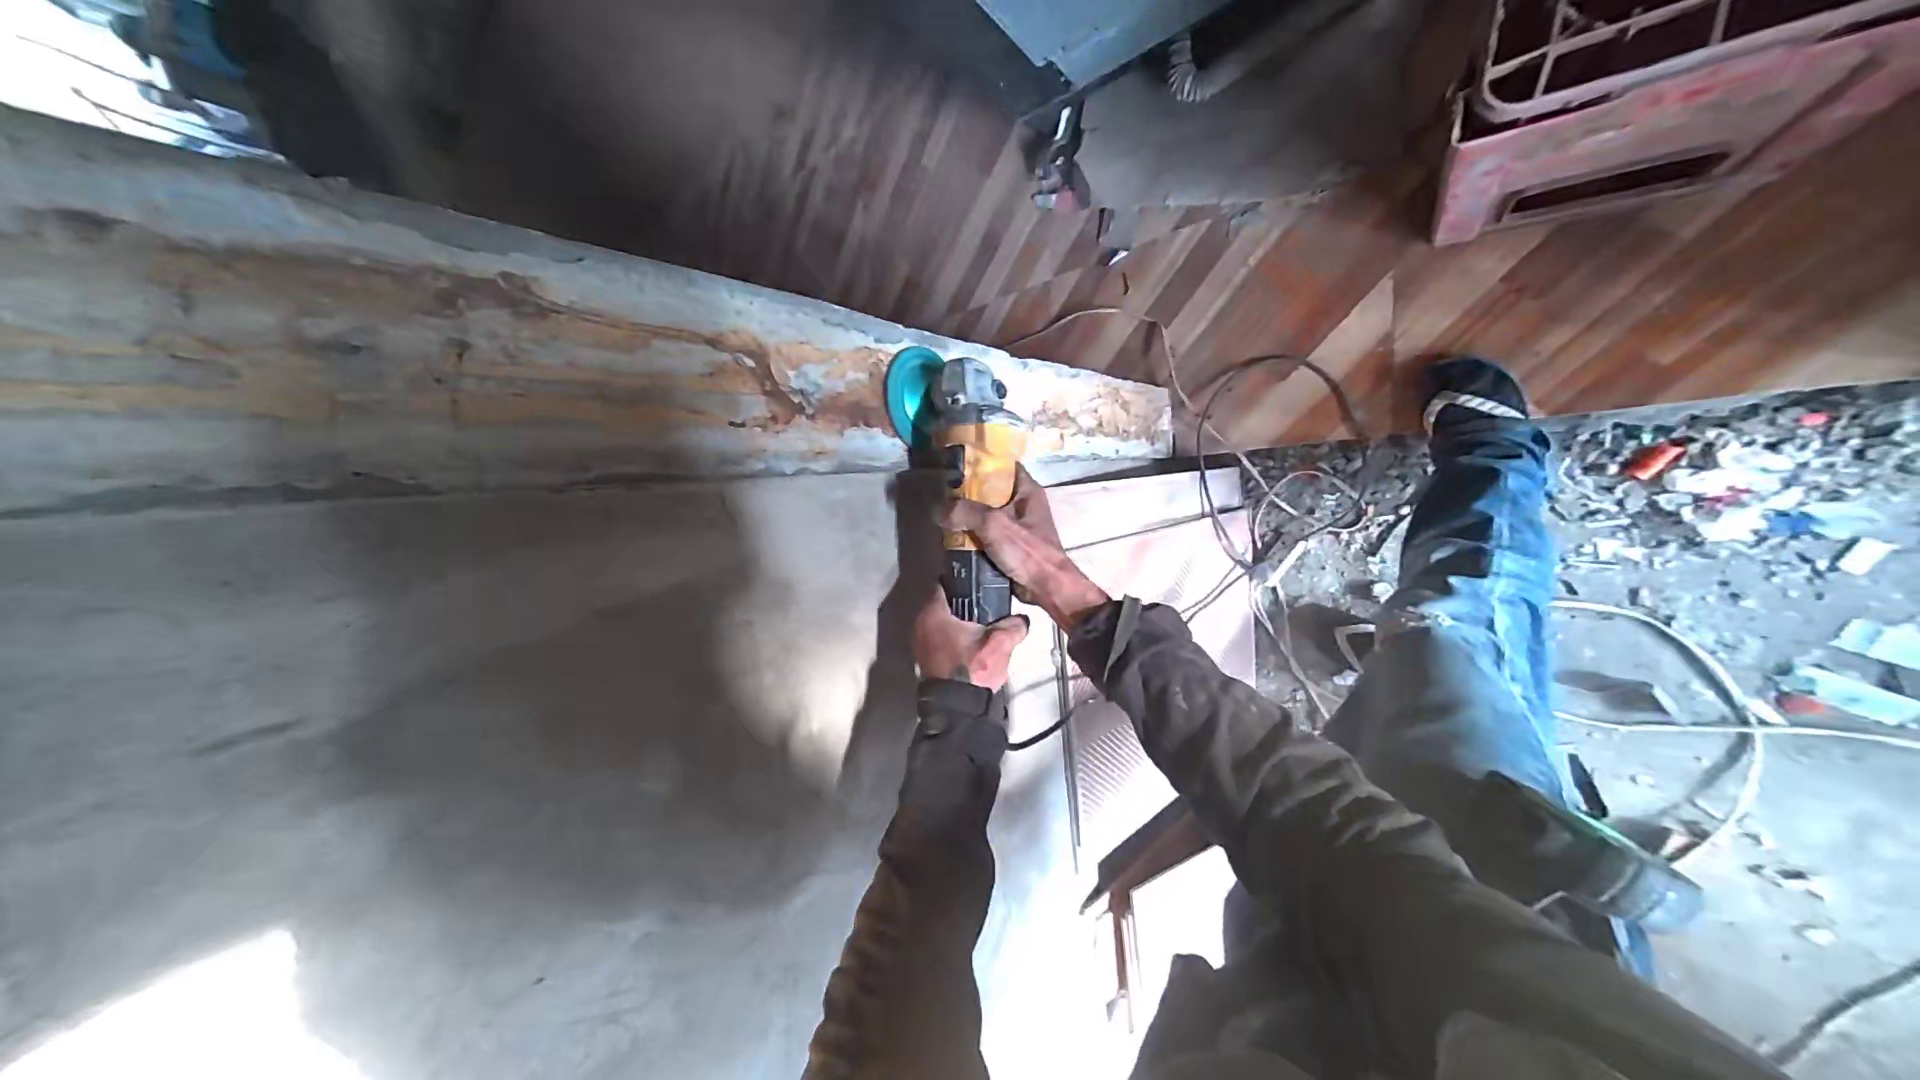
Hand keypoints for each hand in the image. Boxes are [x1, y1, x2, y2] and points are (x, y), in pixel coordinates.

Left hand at [913, 588, 1028, 689]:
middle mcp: (920, 626)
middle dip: (961, 604)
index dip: (960, 581)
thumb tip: (1022, 620)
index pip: (943, 585)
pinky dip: (951, 640)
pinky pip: (939, 641)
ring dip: (956, 624)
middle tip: (982, 603)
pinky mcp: (925, 661)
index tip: (975, 581)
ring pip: (940, 624)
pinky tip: (970, 645)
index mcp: (933, 615)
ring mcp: (919, 645)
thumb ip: (1014, 626)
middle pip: (941, 605)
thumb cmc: (973, 670)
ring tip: (980, 625)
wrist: (959, 709)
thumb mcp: (1000, 644)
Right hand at [939, 465, 1110, 629]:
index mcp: (1027, 490)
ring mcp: (1017, 526)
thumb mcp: (994, 524)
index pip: (1003, 464)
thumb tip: (937, 510)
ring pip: (986, 513)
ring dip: (967, 516)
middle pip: (990, 490)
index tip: (955, 463)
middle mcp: (1023, 503)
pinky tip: (953, 536)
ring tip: (942, 514)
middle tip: (942, 492)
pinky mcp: (1011, 545)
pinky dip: (972, 535)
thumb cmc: (1027, 551)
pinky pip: (986, 533)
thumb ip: (964, 512)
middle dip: (967, 492)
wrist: (1047, 588)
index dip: (980, 461)